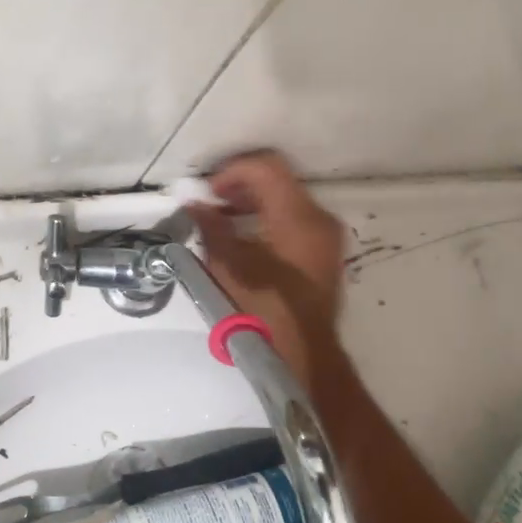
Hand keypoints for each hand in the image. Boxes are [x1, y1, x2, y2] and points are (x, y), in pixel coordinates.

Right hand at [183, 151, 349, 384]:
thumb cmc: (265, 310)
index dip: (232, 171)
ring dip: (254, 202)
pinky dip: (269, 218)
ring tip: (223, 221)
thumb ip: (211, 228)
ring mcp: (327, 235)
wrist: (305, 354)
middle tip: (211, 203)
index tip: (208, 192)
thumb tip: (194, 204)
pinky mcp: (326, 251)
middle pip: (278, 180)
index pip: (266, 167)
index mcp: (298, 217)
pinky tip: (246, 239)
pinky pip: (296, 218)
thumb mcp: (229, 266)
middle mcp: (319, 218)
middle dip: (241, 185)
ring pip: (287, 198)